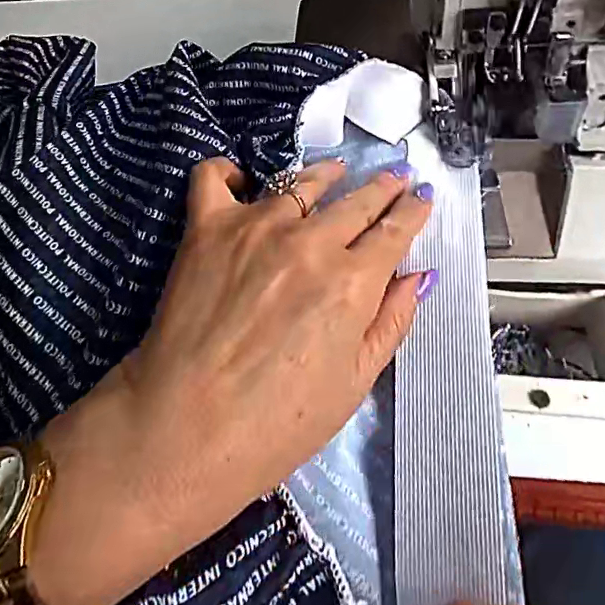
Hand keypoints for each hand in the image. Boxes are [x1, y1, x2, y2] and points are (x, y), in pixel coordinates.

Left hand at [31, 157, 434, 604]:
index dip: (414, 210)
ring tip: (336, 171)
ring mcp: (256, 227)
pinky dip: (229, 173)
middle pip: (357, 201)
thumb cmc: (279, 423)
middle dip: (384, 187)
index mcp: (353, 282)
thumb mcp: (355, 382)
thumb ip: (392, 321)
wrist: (181, 433)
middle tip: (395, 177)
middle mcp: (310, 242)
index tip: (423, 196)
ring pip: (301, 182)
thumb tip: (420, 276)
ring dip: (327, 174)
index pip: (395, 230)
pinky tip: (241, 180)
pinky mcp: (207, 228)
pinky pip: (215, 178)